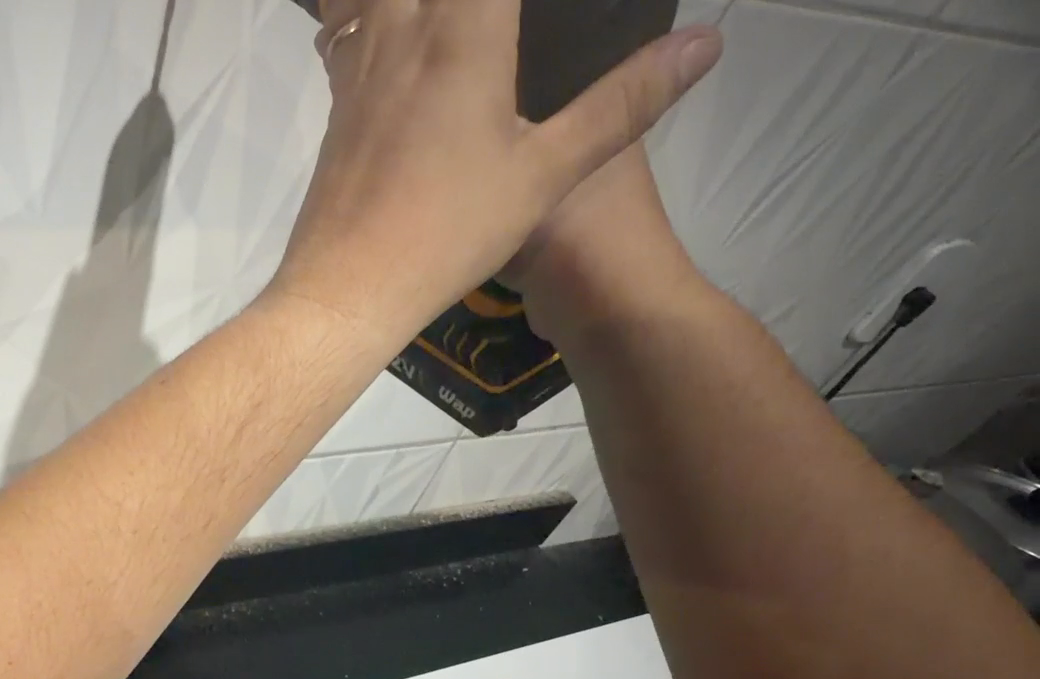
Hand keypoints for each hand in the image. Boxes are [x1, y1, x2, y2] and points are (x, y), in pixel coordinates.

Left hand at [263, 0, 721, 356]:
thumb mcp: (545, 174)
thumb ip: (623, 103)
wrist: (345, 287)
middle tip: (495, 20)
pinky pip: (342, 33)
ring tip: (444, 16)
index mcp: (462, 35)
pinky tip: (383, 29)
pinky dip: (362, 14)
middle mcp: (400, 36)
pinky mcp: (335, 109)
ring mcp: (357, 73)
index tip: (537, 13)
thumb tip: (706, 41)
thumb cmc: (445, 232)